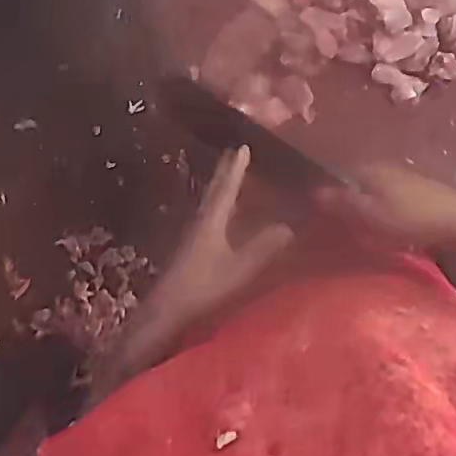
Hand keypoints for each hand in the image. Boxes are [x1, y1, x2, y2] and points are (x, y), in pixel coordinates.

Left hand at [149, 146, 295, 324]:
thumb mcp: (238, 269)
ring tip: (231, 175)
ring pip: (210, 201)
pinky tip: (223, 213)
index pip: (227, 187)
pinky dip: (219, 204)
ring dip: (221, 186)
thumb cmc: (203, 287)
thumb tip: (289, 226)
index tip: (243, 147)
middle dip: (226, 171)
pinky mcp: (192, 246)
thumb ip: (262, 248)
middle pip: (215, 189)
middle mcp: (201, 220)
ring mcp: (194, 233)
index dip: (236, 168)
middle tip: (234, 152)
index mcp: (212, 220)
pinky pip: (209, 215)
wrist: (166, 309)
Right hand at [318, 163, 455, 248]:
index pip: (336, 174)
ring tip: (361, 229)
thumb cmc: (409, 219)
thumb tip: (312, 192)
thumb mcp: (368, 215)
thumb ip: (339, 203)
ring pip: (374, 189)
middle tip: (339, 224)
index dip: (326, 193)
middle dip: (346, 199)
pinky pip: (390, 198)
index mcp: (366, 168)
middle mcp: (382, 166)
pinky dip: (384, 210)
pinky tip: (387, 227)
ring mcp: (403, 176)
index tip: (319, 214)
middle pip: (355, 181)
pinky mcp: (420, 190)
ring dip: (366, 206)